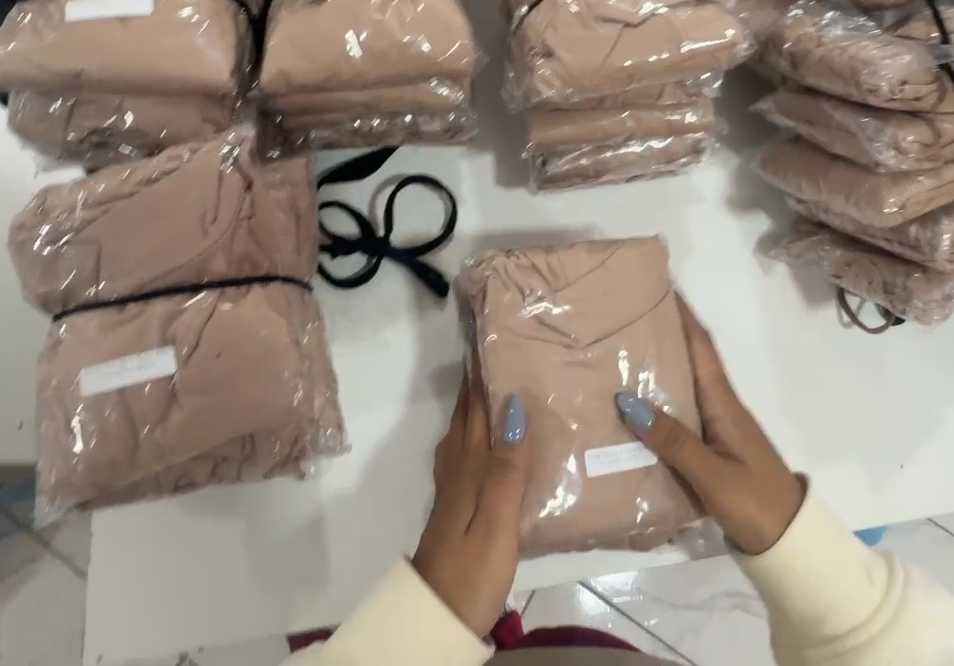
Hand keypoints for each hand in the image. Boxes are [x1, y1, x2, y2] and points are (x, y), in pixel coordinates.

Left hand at [411, 365, 532, 637]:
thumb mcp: (497, 517)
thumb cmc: (473, 566)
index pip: (476, 408)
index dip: (481, 375)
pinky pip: (468, 453)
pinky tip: (489, 440)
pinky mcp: (459, 506)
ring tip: (496, 384)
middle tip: (496, 350)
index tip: (489, 338)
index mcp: (469, 464)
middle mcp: (458, 467)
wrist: (439, 615)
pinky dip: (478, 434)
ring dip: (477, 406)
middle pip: (467, 416)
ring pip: (465, 433)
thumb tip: (513, 403)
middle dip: (477, 383)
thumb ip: (507, 464)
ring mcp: (455, 488)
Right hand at [616, 302, 806, 554]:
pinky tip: (638, 407)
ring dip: (662, 363)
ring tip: (623, 351)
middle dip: (666, 332)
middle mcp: (721, 406)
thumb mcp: (712, 475)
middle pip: (692, 359)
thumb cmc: (754, 502)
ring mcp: (719, 427)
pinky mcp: (714, 447)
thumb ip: (672, 440)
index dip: (684, 315)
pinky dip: (662, 398)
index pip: (702, 348)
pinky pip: (683, 410)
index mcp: (723, 404)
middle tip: (628, 315)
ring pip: (686, 384)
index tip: (663, 285)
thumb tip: (626, 401)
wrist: (790, 542)